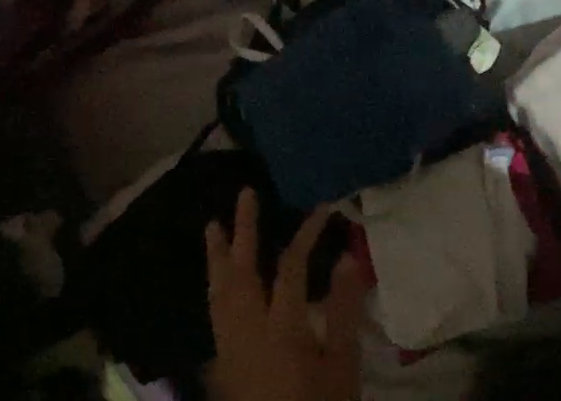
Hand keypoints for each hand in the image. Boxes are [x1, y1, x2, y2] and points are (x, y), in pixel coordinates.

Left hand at [203, 190, 367, 400]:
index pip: (291, 266)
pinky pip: (214, 313)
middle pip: (240, 273)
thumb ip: (342, 309)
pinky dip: (216, 286)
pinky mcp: (223, 365)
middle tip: (244, 194)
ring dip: (218, 257)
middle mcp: (246, 332)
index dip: (307, 233)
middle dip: (243, 231)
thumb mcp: (342, 363)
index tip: (324, 207)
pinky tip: (219, 281)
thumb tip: (347, 257)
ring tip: (213, 227)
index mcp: (279, 328)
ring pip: (218, 294)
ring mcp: (229, 349)